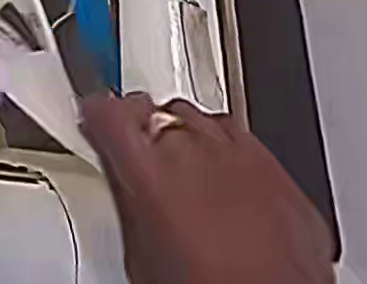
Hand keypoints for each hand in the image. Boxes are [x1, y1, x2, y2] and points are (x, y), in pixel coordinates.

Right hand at [81, 93, 334, 283]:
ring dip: (185, 139)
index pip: (104, 110)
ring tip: (191, 182)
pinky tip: (227, 187)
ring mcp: (230, 146)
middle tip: (149, 165)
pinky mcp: (268, 159)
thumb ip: (126, 197)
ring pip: (192, 118)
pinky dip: (225, 152)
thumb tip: (121, 179)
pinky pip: (234, 135)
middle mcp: (186, 143)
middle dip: (144, 132)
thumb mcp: (141, 256)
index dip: (97, 114)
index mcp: (145, 166)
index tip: (98, 120)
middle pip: (150, 111)